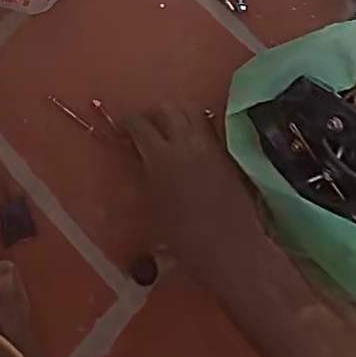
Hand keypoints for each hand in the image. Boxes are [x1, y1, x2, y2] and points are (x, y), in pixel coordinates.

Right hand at [120, 105, 270, 289]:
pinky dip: (197, 127)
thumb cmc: (184, 237)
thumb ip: (144, 176)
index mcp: (160, 156)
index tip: (124, 132)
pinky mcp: (226, 152)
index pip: (140, 125)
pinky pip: (208, 127)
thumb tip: (139, 158)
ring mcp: (209, 144)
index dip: (129, 125)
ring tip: (170, 131)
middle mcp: (185, 142)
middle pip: (166, 109)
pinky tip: (192, 143)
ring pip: (190, 112)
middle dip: (152, 114)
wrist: (230, 247)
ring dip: (176, 116)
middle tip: (146, 128)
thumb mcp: (153, 207)